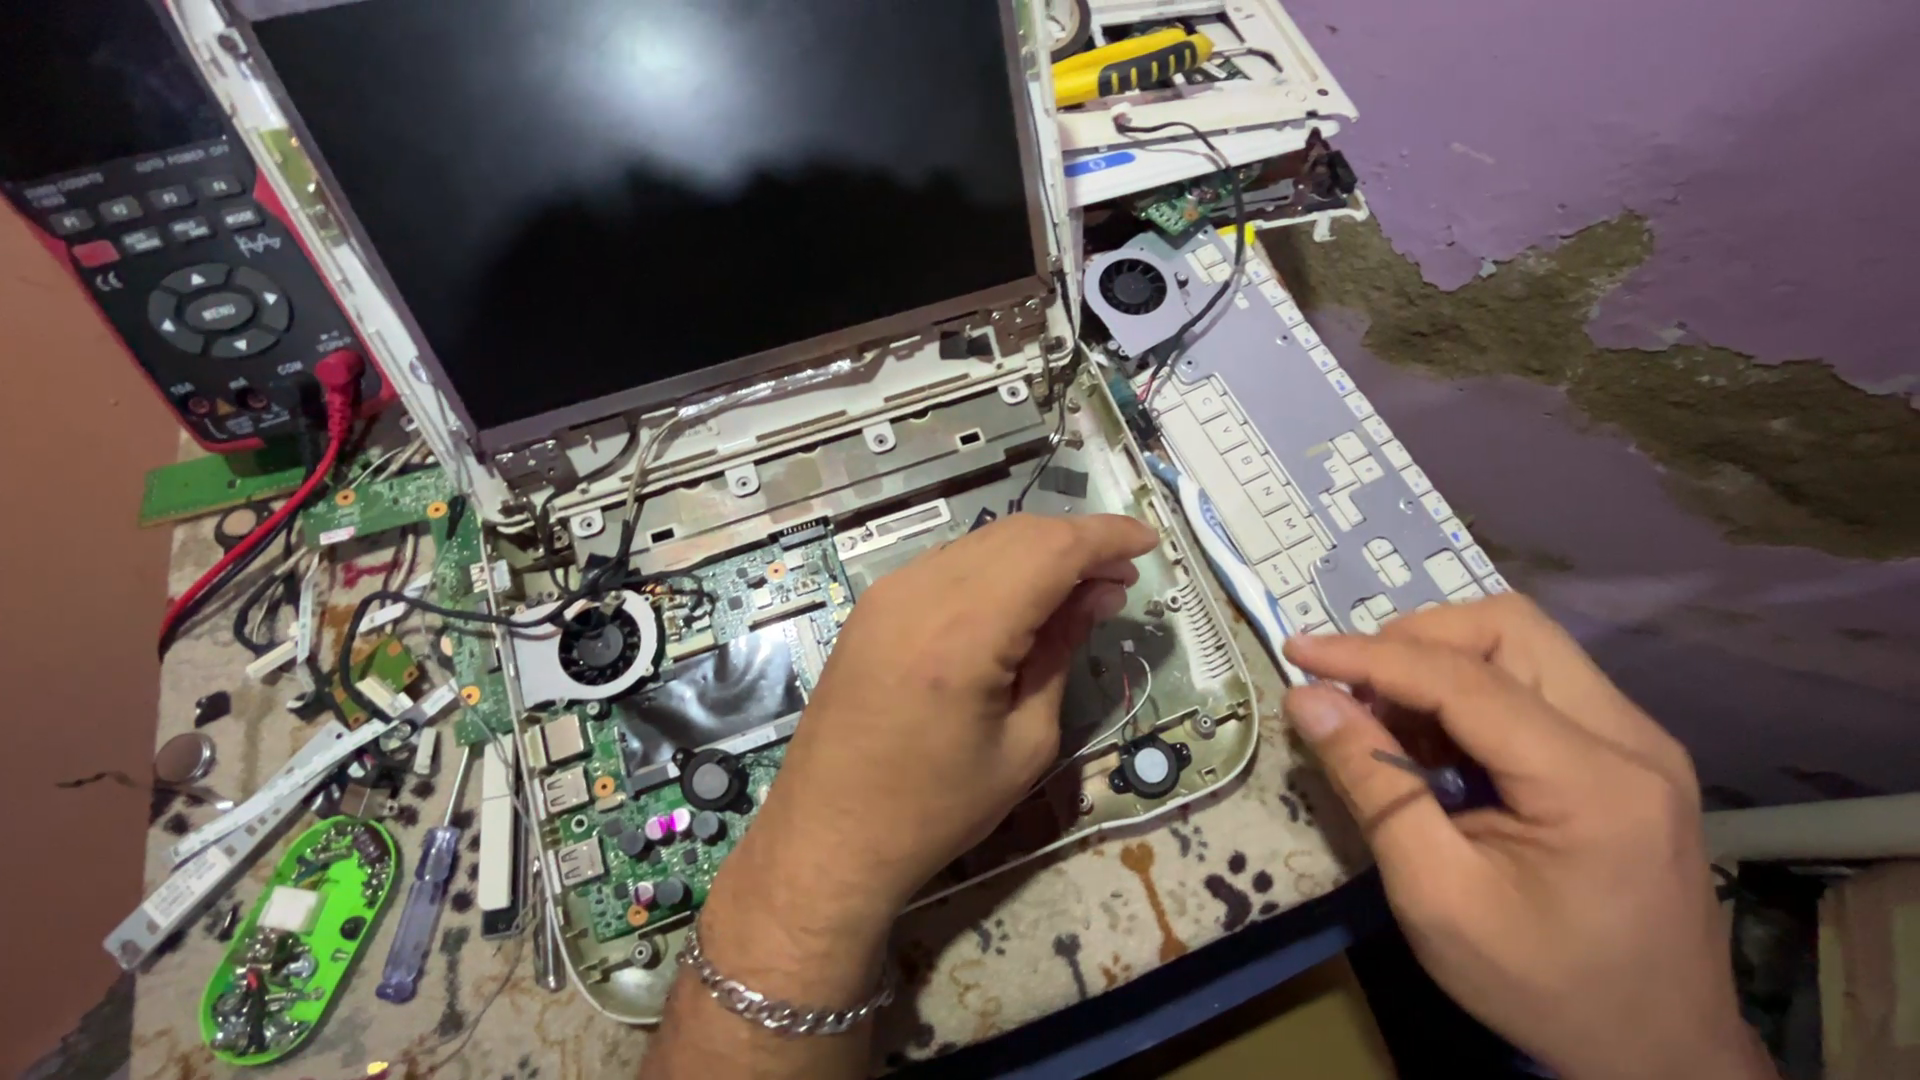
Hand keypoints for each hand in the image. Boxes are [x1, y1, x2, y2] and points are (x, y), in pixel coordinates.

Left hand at [686, 514, 1156, 1015]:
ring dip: (1036, 554)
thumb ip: (1060, 652)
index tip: (1147, 544)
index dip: (1106, 537)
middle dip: (1077, 545)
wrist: (829, 834)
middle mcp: (921, 592)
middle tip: (1117, 582)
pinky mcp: (873, 604)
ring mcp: (889, 592)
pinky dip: (995, 568)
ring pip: (982, 543)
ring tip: (1076, 593)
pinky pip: (949, 564)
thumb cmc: (936, 808)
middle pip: (1018, 535)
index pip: (1051, 550)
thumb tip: (1099, 594)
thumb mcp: (1024, 743)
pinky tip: (1018, 600)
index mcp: (965, 630)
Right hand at [1281, 596, 1771, 1079]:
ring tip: (1389, 720)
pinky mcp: (1625, 751)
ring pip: (1522, 642)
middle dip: (1414, 640)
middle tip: (1356, 690)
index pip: (1464, 678)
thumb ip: (1371, 785)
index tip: (1296, 650)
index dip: (1368, 655)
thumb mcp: (1434, 895)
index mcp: (1592, 782)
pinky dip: (1466, 687)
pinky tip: (1436, 745)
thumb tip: (1306, 699)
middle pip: (1509, 627)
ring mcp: (1635, 739)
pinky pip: (1534, 679)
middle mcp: (1630, 738)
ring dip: (1439, 659)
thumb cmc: (1540, 985)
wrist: (1660, 1053)